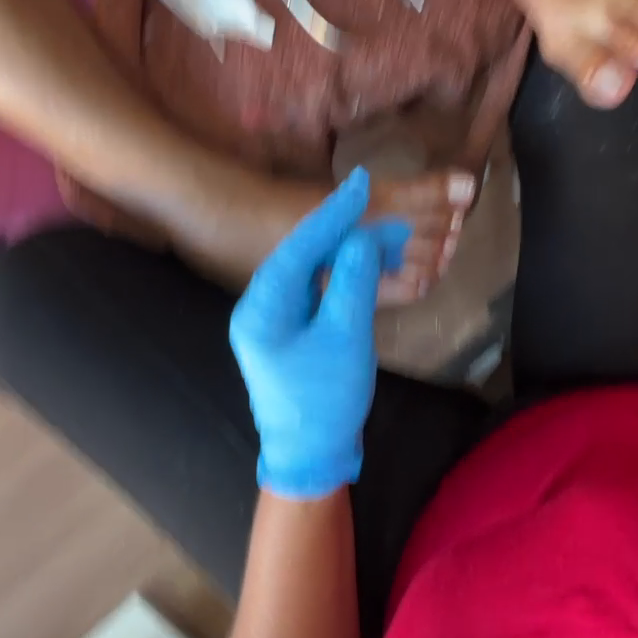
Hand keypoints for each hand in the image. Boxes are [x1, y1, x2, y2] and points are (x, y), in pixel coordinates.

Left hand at [229, 168, 405, 498]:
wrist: (311, 456)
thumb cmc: (325, 400)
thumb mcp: (345, 339)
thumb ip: (353, 285)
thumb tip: (365, 239)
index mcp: (263, 307)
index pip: (300, 246)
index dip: (333, 213)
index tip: (361, 182)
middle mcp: (261, 307)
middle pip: (301, 253)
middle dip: (340, 228)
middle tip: (376, 201)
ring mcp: (274, 320)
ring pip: (309, 270)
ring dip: (342, 250)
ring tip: (375, 226)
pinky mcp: (290, 331)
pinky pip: (315, 290)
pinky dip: (341, 274)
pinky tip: (362, 262)